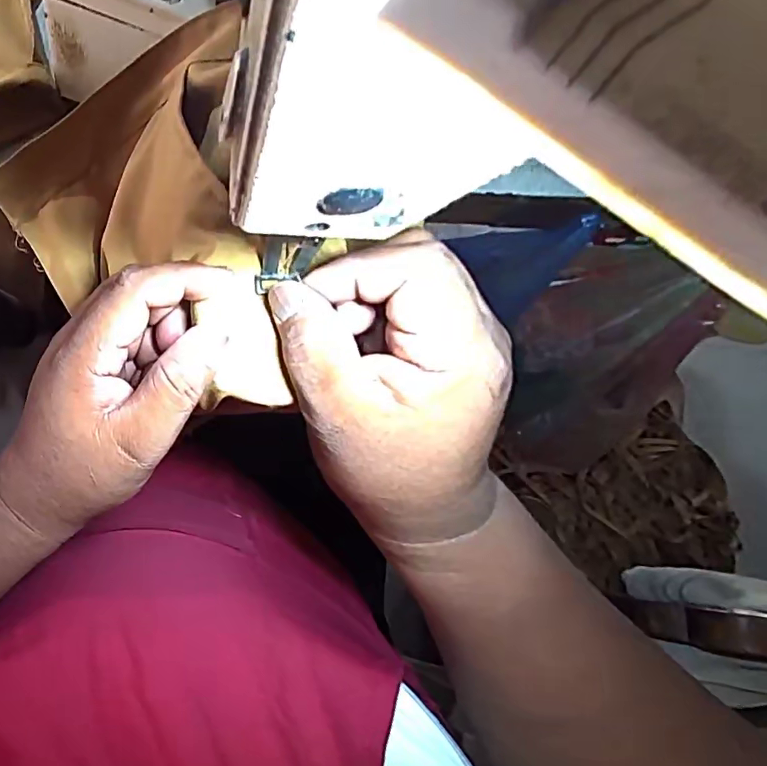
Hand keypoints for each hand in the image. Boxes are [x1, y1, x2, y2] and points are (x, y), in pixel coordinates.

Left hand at [0, 263, 240, 537]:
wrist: (38, 495)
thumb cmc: (83, 474)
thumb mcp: (140, 439)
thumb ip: (178, 385)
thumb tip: (216, 334)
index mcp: (85, 349)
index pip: (137, 287)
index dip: (187, 278)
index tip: (229, 287)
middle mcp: (79, 335)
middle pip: (139, 292)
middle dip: (180, 315)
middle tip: (196, 361)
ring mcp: (84, 345)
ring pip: (140, 314)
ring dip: (169, 339)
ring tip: (164, 391)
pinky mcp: (92, 358)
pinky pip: (133, 336)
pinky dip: (157, 354)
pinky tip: (153, 391)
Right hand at [267, 231, 510, 549]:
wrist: (426, 508)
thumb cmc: (389, 475)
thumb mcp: (338, 415)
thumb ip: (312, 347)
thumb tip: (287, 292)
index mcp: (463, 348)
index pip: (412, 263)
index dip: (349, 271)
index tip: (306, 302)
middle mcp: (479, 330)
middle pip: (415, 256)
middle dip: (353, 279)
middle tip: (322, 321)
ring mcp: (469, 332)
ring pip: (407, 271)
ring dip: (359, 296)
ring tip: (340, 343)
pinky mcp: (451, 338)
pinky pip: (407, 297)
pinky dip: (369, 311)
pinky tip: (354, 349)